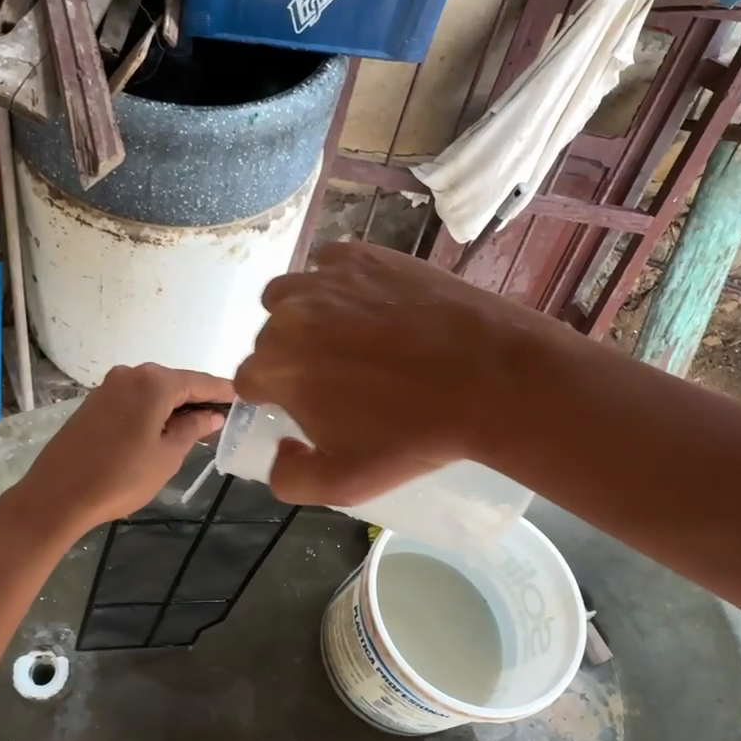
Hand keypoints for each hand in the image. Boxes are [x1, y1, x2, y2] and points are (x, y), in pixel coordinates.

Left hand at [11, 364, 234, 536]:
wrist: (58, 495)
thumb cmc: (121, 477)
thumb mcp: (167, 456)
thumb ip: (193, 429)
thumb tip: (211, 416)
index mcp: (153, 382)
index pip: (199, 382)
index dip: (222, 392)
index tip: (244, 398)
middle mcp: (130, 374)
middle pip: (174, 383)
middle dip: (197, 400)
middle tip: (221, 421)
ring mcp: (107, 387)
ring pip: (152, 392)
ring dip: (173, 408)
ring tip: (194, 431)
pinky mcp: (93, 403)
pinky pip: (133, 400)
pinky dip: (151, 412)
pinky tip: (160, 431)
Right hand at [236, 242, 568, 506]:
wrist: (491, 379)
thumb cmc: (414, 435)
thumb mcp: (345, 484)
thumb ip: (289, 479)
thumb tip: (282, 447)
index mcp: (276, 368)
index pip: (249, 380)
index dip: (274, 396)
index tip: (306, 405)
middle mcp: (289, 315)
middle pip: (269, 337)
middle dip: (291, 357)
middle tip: (338, 377)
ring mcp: (326, 279)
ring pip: (290, 296)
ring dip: (303, 316)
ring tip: (345, 337)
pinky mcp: (364, 256)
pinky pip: (328, 265)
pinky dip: (337, 284)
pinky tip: (370, 308)